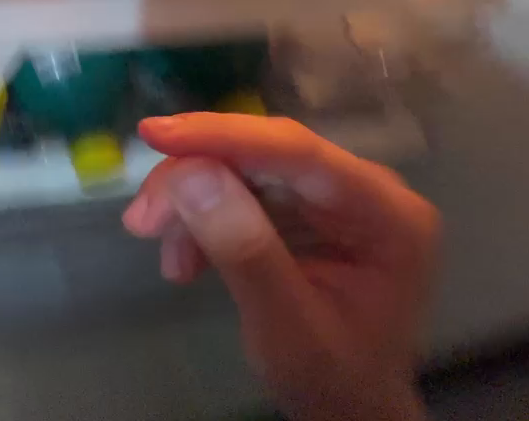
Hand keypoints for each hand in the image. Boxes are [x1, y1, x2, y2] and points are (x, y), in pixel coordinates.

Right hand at [122, 114, 437, 420]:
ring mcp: (327, 193)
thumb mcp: (288, 328)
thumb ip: (246, 251)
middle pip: (257, 152)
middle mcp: (361, 187)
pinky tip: (183, 258)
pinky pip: (232, 185)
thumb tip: (190, 175)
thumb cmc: (332, 379)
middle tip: (143, 220)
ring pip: (235, 165)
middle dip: (192, 179)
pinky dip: (198, 216)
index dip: (220, 136)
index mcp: (386, 212)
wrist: (346, 412)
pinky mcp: (298, 202)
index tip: (154, 135)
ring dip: (187, 202)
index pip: (295, 151)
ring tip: (162, 250)